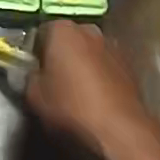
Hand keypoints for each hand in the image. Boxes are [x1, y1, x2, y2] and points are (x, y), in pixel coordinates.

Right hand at [26, 21, 159, 159]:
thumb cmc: (72, 108)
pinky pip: (106, 66)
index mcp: (62, 29)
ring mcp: (112, 45)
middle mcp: (88, 29)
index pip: (41, 34)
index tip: (35, 74)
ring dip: (82, 66)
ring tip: (77, 95)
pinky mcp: (129, 64)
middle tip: (54, 84)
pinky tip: (97, 100)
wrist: (121, 131)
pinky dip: (100, 77)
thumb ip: (29, 77)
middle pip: (67, 40)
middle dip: (61, 56)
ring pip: (88, 52)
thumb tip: (35, 73)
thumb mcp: (35, 97)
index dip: (35, 54)